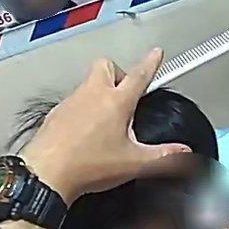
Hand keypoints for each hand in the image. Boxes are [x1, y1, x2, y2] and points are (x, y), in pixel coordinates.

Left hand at [20, 49, 193, 199]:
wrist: (46, 174)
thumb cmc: (87, 165)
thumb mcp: (134, 163)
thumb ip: (162, 156)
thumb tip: (182, 152)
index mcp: (116, 102)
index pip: (138, 74)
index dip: (150, 62)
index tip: (155, 54)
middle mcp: (92, 95)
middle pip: (107, 66)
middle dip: (118, 73)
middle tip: (125, 92)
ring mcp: (71, 102)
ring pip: (88, 83)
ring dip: (100, 92)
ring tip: (107, 118)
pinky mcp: (55, 114)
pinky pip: (73, 102)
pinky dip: (82, 109)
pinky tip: (85, 131)